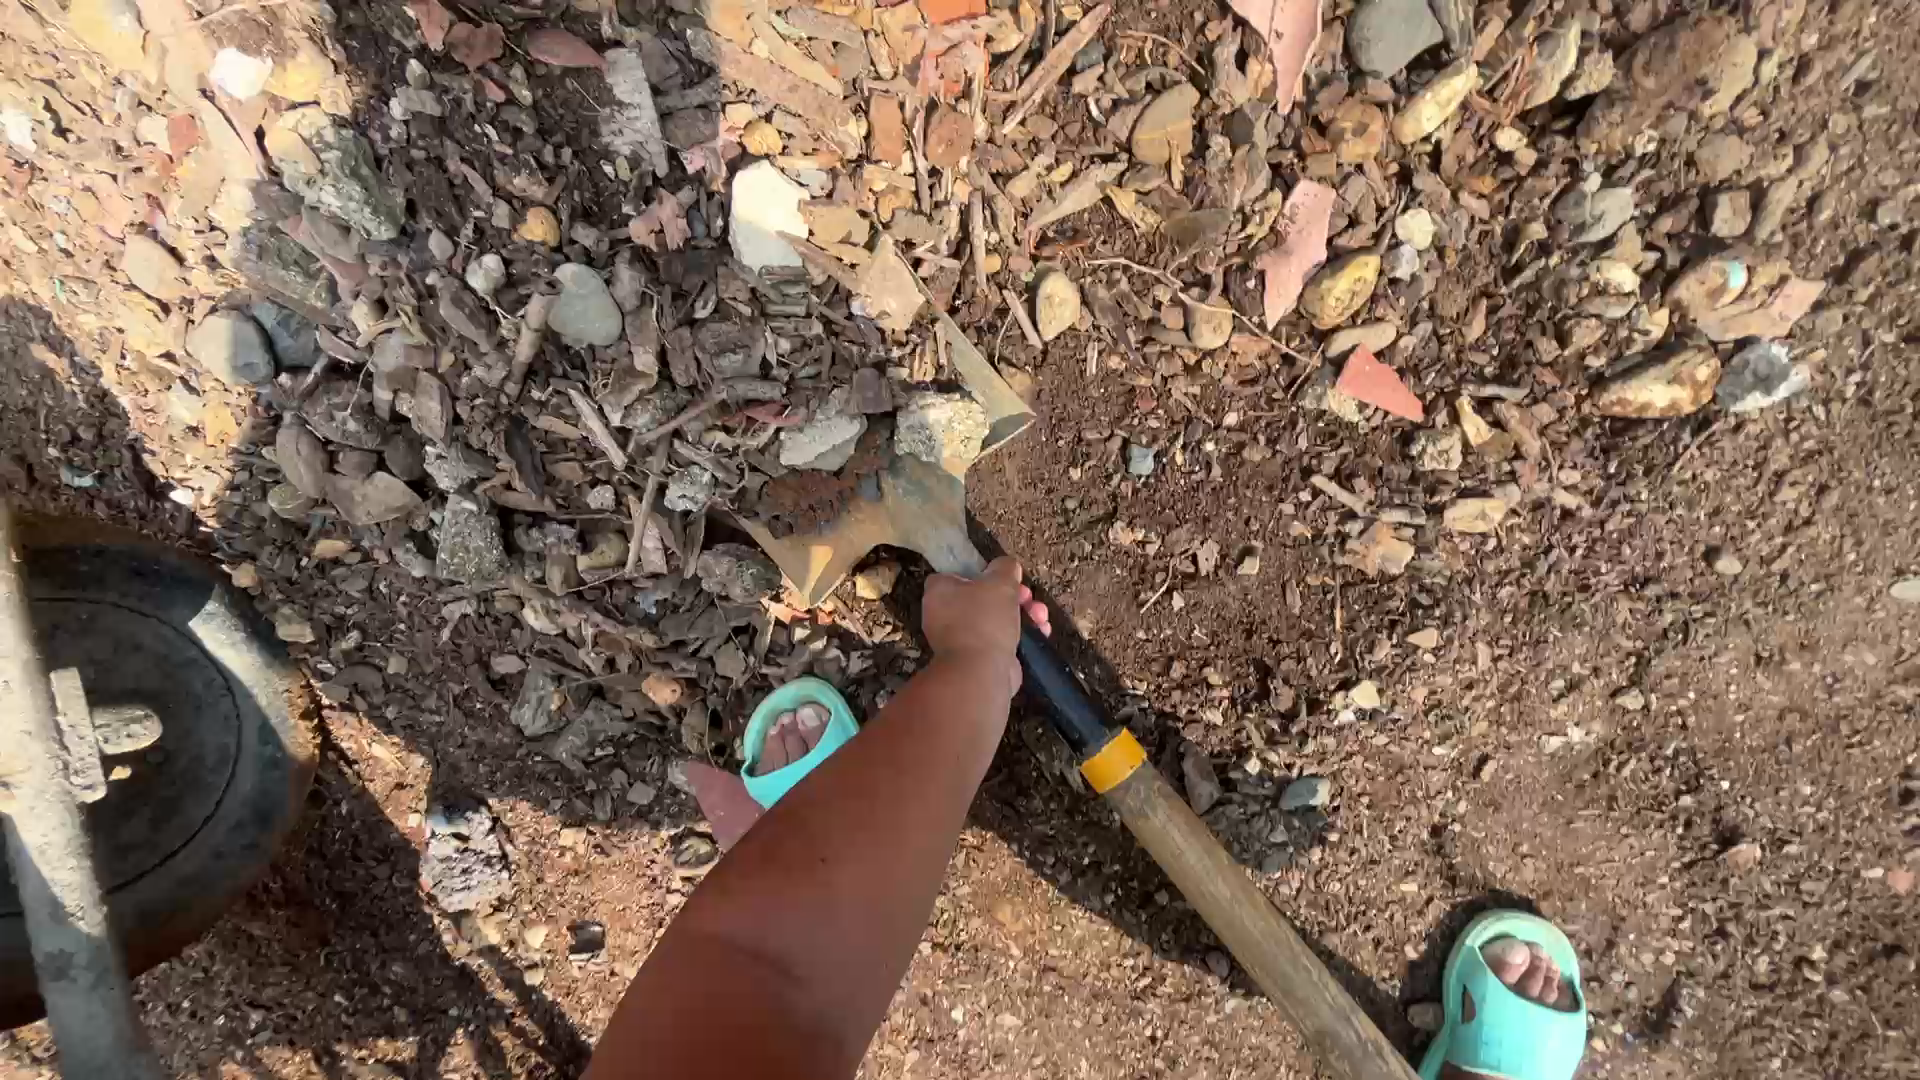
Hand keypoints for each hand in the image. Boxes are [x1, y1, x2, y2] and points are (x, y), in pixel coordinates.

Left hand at [922, 557, 1050, 694]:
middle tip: (1027, 596)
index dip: (978, 572)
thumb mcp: (999, 581)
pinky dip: (1020, 635)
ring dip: (1022, 614)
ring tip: (1040, 616)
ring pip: (995, 619)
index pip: (954, 575)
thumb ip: (1004, 567)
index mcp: (939, 593)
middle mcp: (944, 616)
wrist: (981, 672)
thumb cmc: (984, 619)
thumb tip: (1007, 566)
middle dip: (1011, 595)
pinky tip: (1041, 632)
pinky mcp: (978, 659)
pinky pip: (1000, 640)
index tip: (1000, 575)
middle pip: (981, 597)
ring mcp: (961, 640)